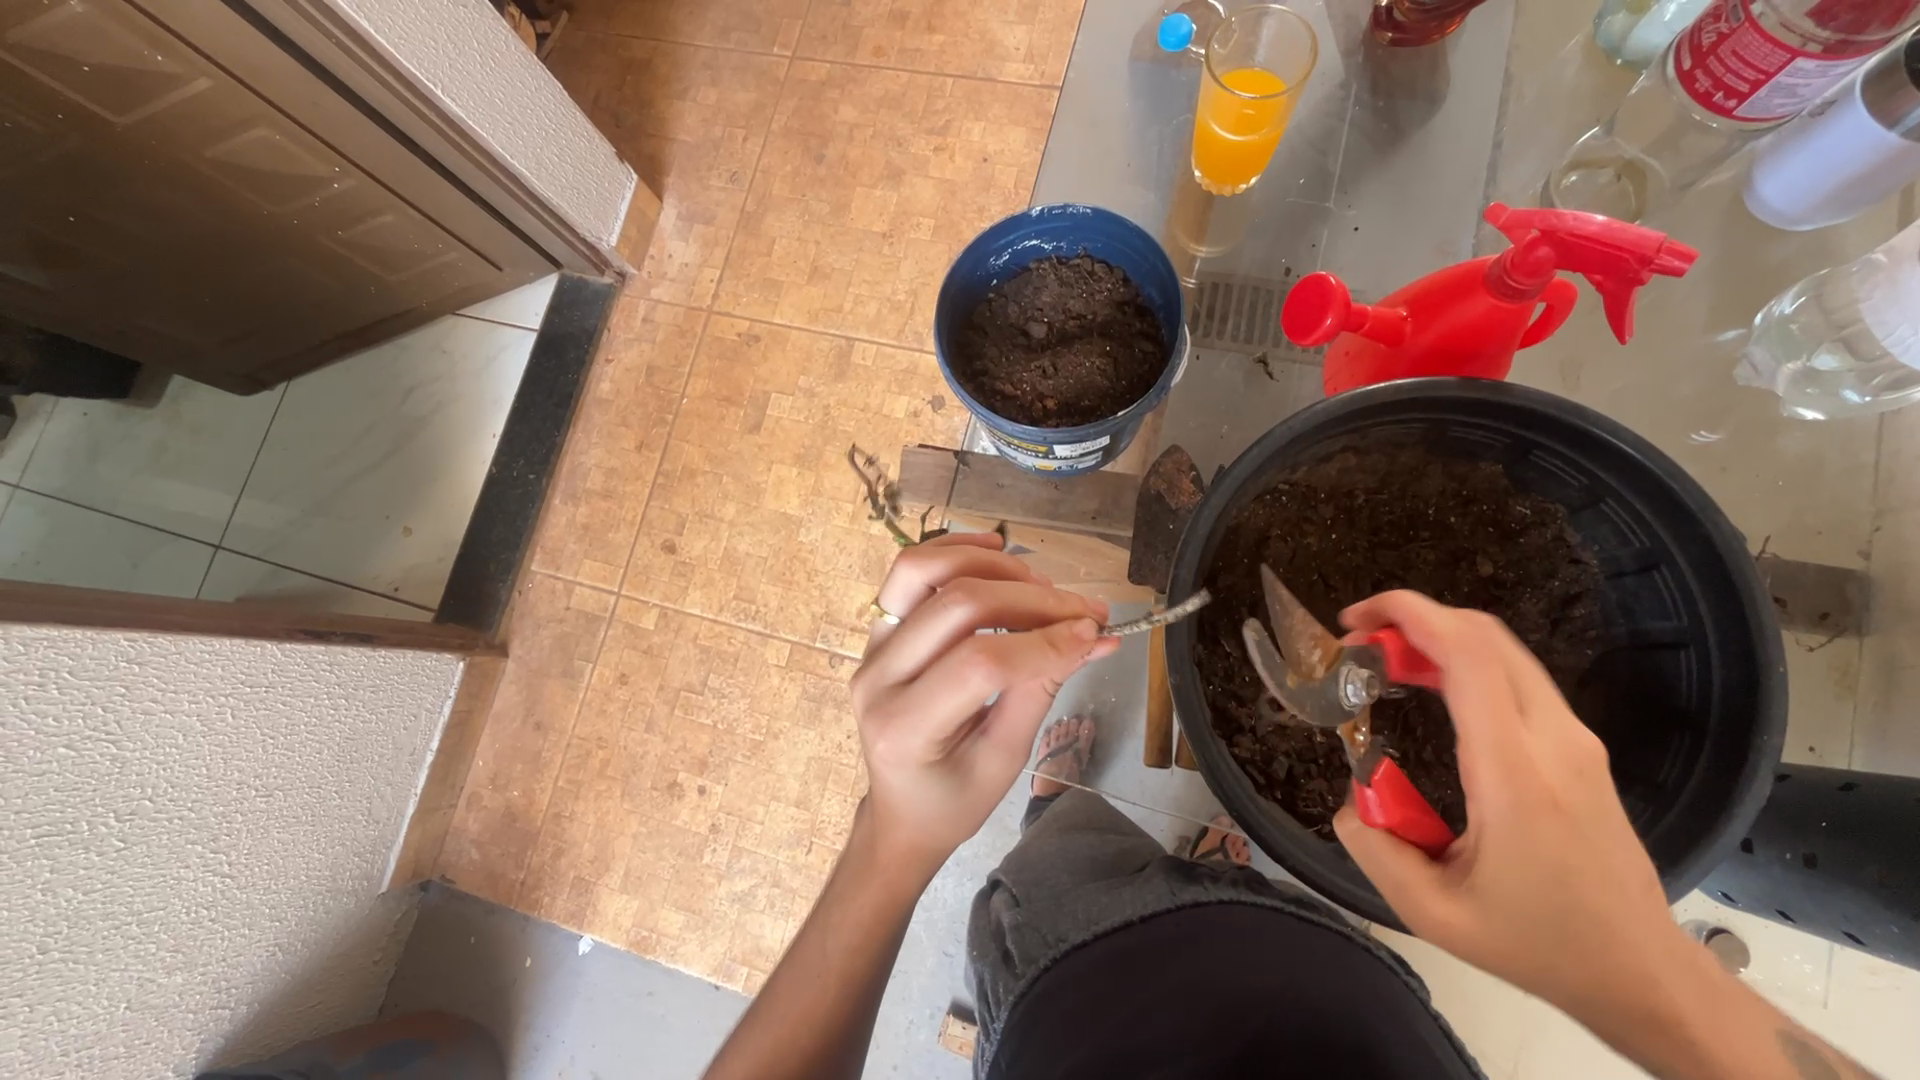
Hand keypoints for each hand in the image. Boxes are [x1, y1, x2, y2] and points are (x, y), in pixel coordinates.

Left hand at [850, 533, 1119, 877]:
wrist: (901, 808)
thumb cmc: (953, 800)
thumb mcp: (1005, 759)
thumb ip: (1041, 690)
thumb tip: (1095, 638)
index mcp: (905, 728)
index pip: (979, 664)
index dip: (1042, 642)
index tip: (1094, 634)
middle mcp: (877, 678)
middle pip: (956, 607)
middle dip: (1030, 601)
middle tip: (1084, 611)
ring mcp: (871, 647)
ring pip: (923, 572)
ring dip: (991, 566)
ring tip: (1042, 583)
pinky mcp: (879, 629)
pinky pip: (910, 571)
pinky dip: (955, 549)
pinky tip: (998, 549)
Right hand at [1333, 590, 1689, 1016]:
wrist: (1642, 971)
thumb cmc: (1539, 943)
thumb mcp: (1433, 912)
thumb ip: (1373, 848)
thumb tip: (1351, 799)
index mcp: (1515, 774)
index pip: (1469, 657)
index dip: (1409, 616)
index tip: (1353, 621)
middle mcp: (1554, 741)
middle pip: (1486, 637)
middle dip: (1413, 616)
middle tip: (1357, 638)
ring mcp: (1576, 740)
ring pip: (1504, 652)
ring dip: (1438, 637)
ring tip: (1384, 660)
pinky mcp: (1580, 748)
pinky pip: (1516, 678)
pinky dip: (1463, 661)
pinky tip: (1429, 686)